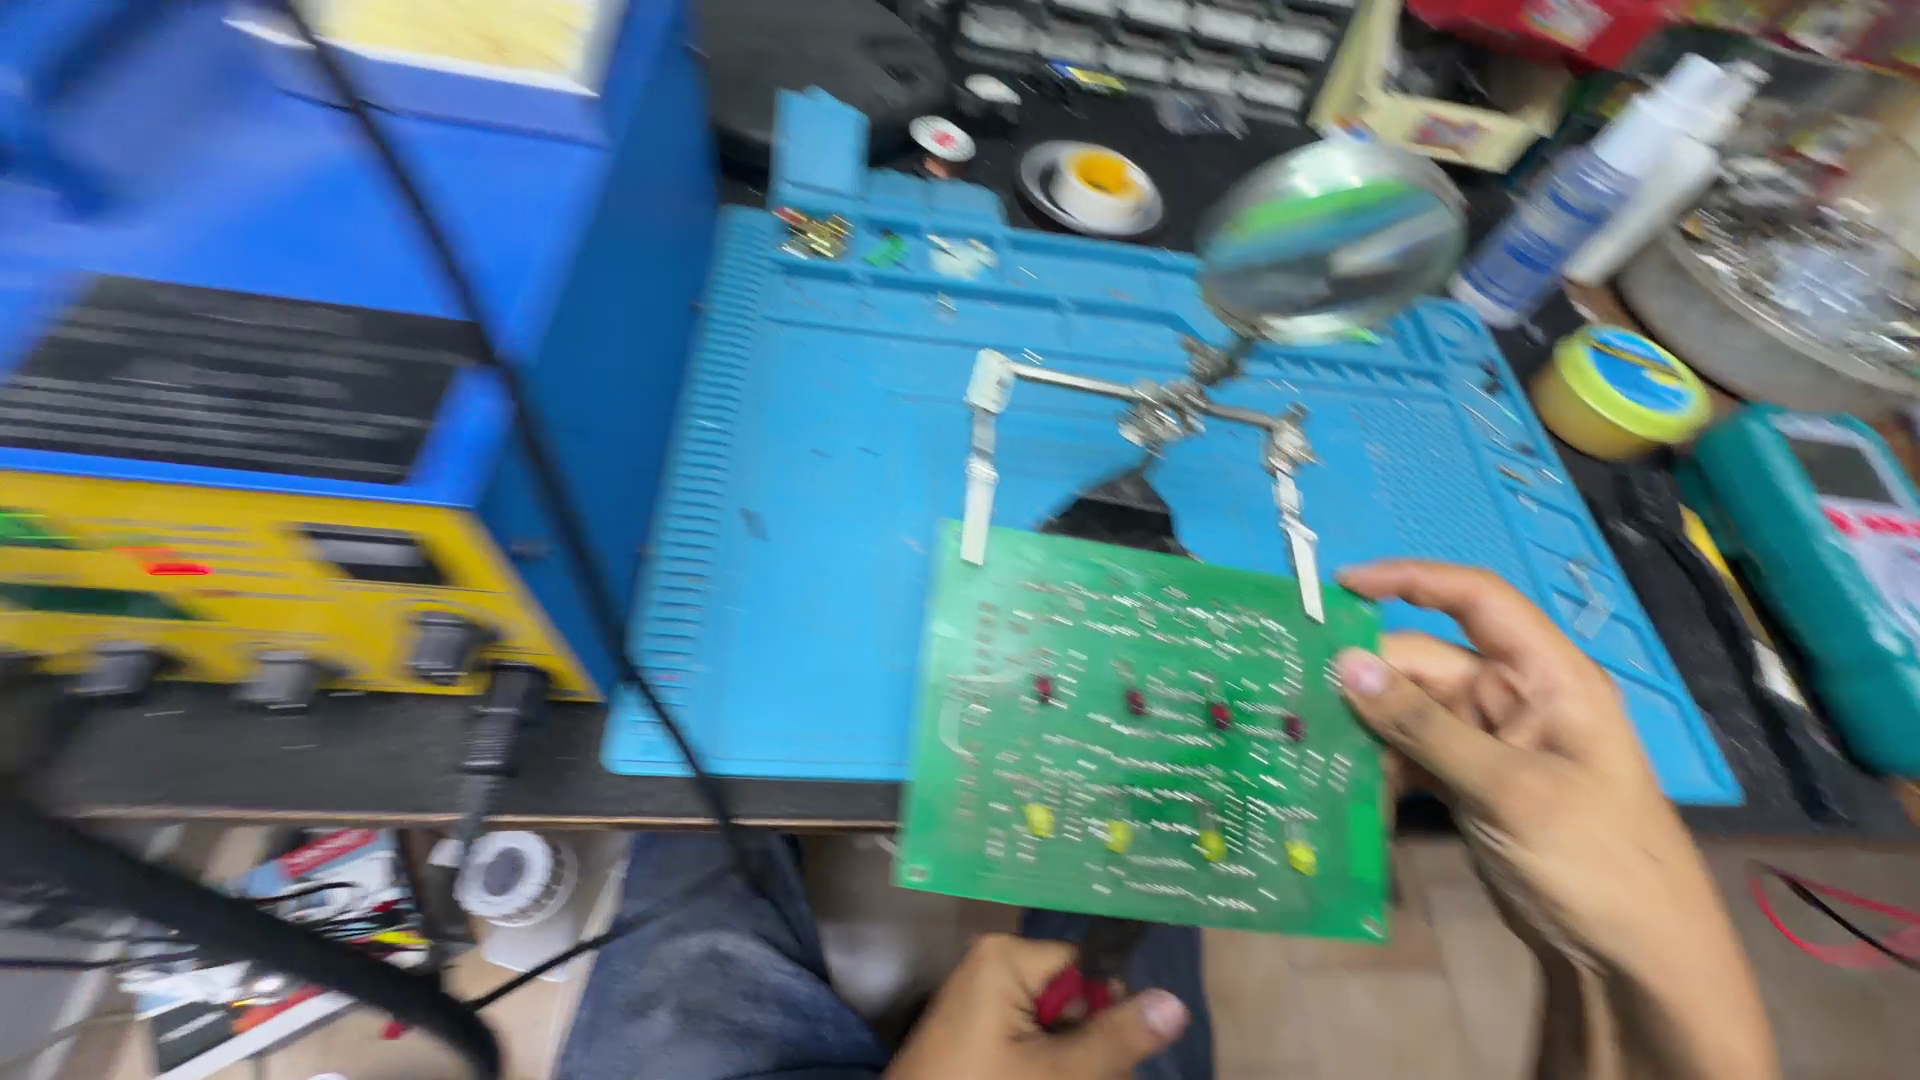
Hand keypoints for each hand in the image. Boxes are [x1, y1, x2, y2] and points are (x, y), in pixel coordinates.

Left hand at [885, 934, 1188, 1079]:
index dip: (1102, 1012)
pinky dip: (1039, 1063)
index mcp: (1007, 955)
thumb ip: (1116, 1037)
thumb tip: (1176, 1002)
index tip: (1102, 1057)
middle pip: (1069, 997)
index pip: (1084, 967)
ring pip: (1051, 1023)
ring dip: (1065, 1060)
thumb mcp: (1058, 1072)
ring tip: (1050, 1079)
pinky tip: (1037, 1079)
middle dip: (1083, 1044)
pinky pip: (1024, 1035)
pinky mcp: (973, 1026)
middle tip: (1069, 1076)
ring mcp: (979, 995)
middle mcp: (992, 962)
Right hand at [1334, 560, 1733, 975]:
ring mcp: (1484, 738)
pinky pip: (1404, 747)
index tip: (1342, 585)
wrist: (1630, 962)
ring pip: (1404, 705)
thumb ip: (1421, 724)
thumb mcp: (1507, 788)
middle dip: (1366, 675)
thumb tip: (1343, 665)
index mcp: (1546, 676)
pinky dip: (1373, 758)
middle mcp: (1512, 695)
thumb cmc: (1594, 862)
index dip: (1411, 579)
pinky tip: (1338, 776)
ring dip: (1362, 720)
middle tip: (1301, 696)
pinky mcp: (1461, 775)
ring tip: (1308, 737)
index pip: (1476, 599)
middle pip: (1422, 660)